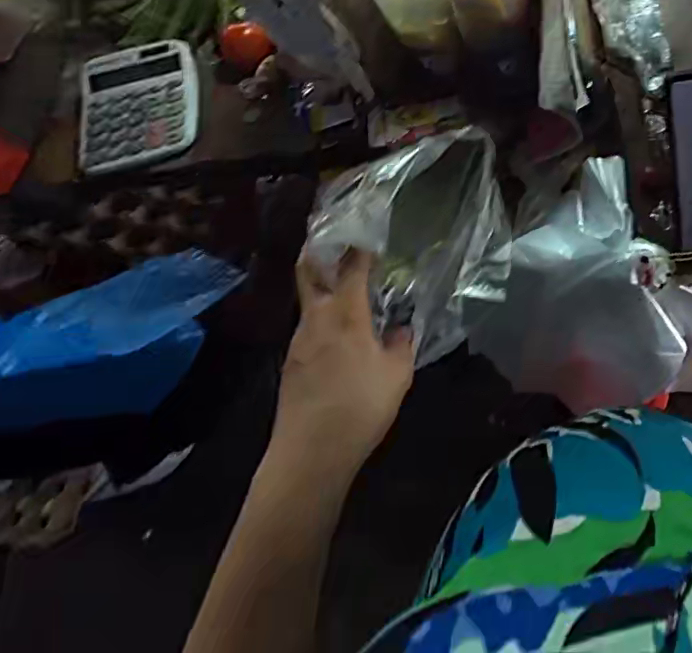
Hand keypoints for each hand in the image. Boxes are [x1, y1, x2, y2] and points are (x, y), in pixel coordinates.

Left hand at [273, 250, 413, 473]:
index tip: (369, 237)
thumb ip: (401, 344)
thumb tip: (401, 328)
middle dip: (320, 252)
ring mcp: (298, 341)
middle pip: (309, 272)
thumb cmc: (359, 407)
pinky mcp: (290, 364)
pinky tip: (339, 341)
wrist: (309, 454)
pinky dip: (323, 322)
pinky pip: (309, 330)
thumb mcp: (397, 375)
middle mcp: (316, 318)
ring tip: (349, 298)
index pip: (351, 267)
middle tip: (336, 242)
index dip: (360, 248)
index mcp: (344, 313)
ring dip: (325, 292)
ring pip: (310, 303)